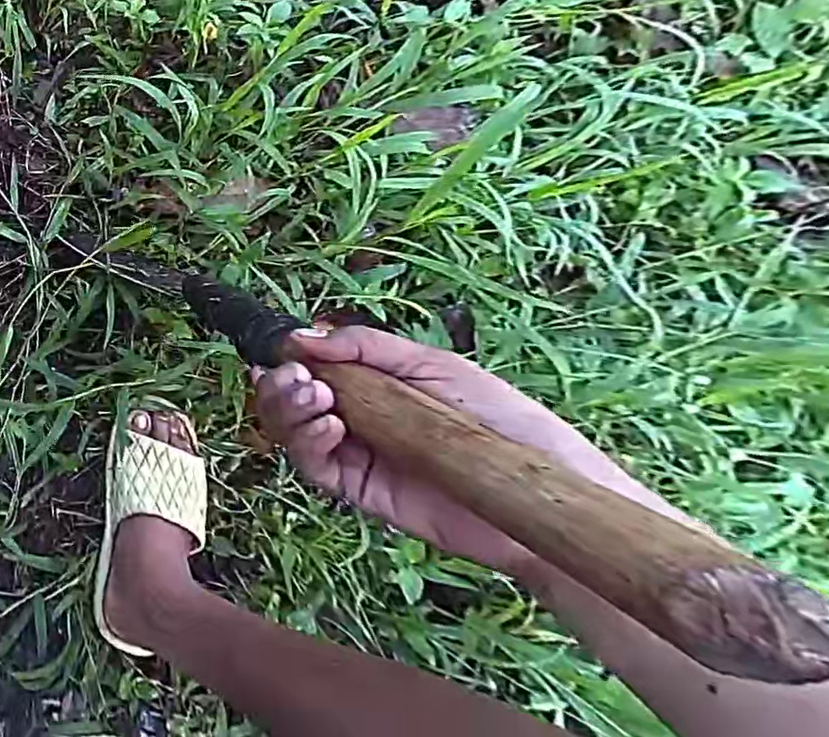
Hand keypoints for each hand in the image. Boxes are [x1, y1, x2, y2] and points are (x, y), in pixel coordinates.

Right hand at [253, 324, 683, 574]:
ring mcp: (351, 453)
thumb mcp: (433, 364)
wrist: (548, 492)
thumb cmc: (501, 419)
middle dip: (280, 386)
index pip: (302, 369)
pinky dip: (307, 441)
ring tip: (315, 398)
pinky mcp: (357, 489)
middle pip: (285, 400)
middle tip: (299, 378)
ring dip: (288, 409)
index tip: (283, 353)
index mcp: (363, 385)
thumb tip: (300, 336)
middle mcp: (348, 416)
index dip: (283, 360)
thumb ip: (366, 346)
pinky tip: (328, 426)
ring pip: (289, 430)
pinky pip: (313, 464)